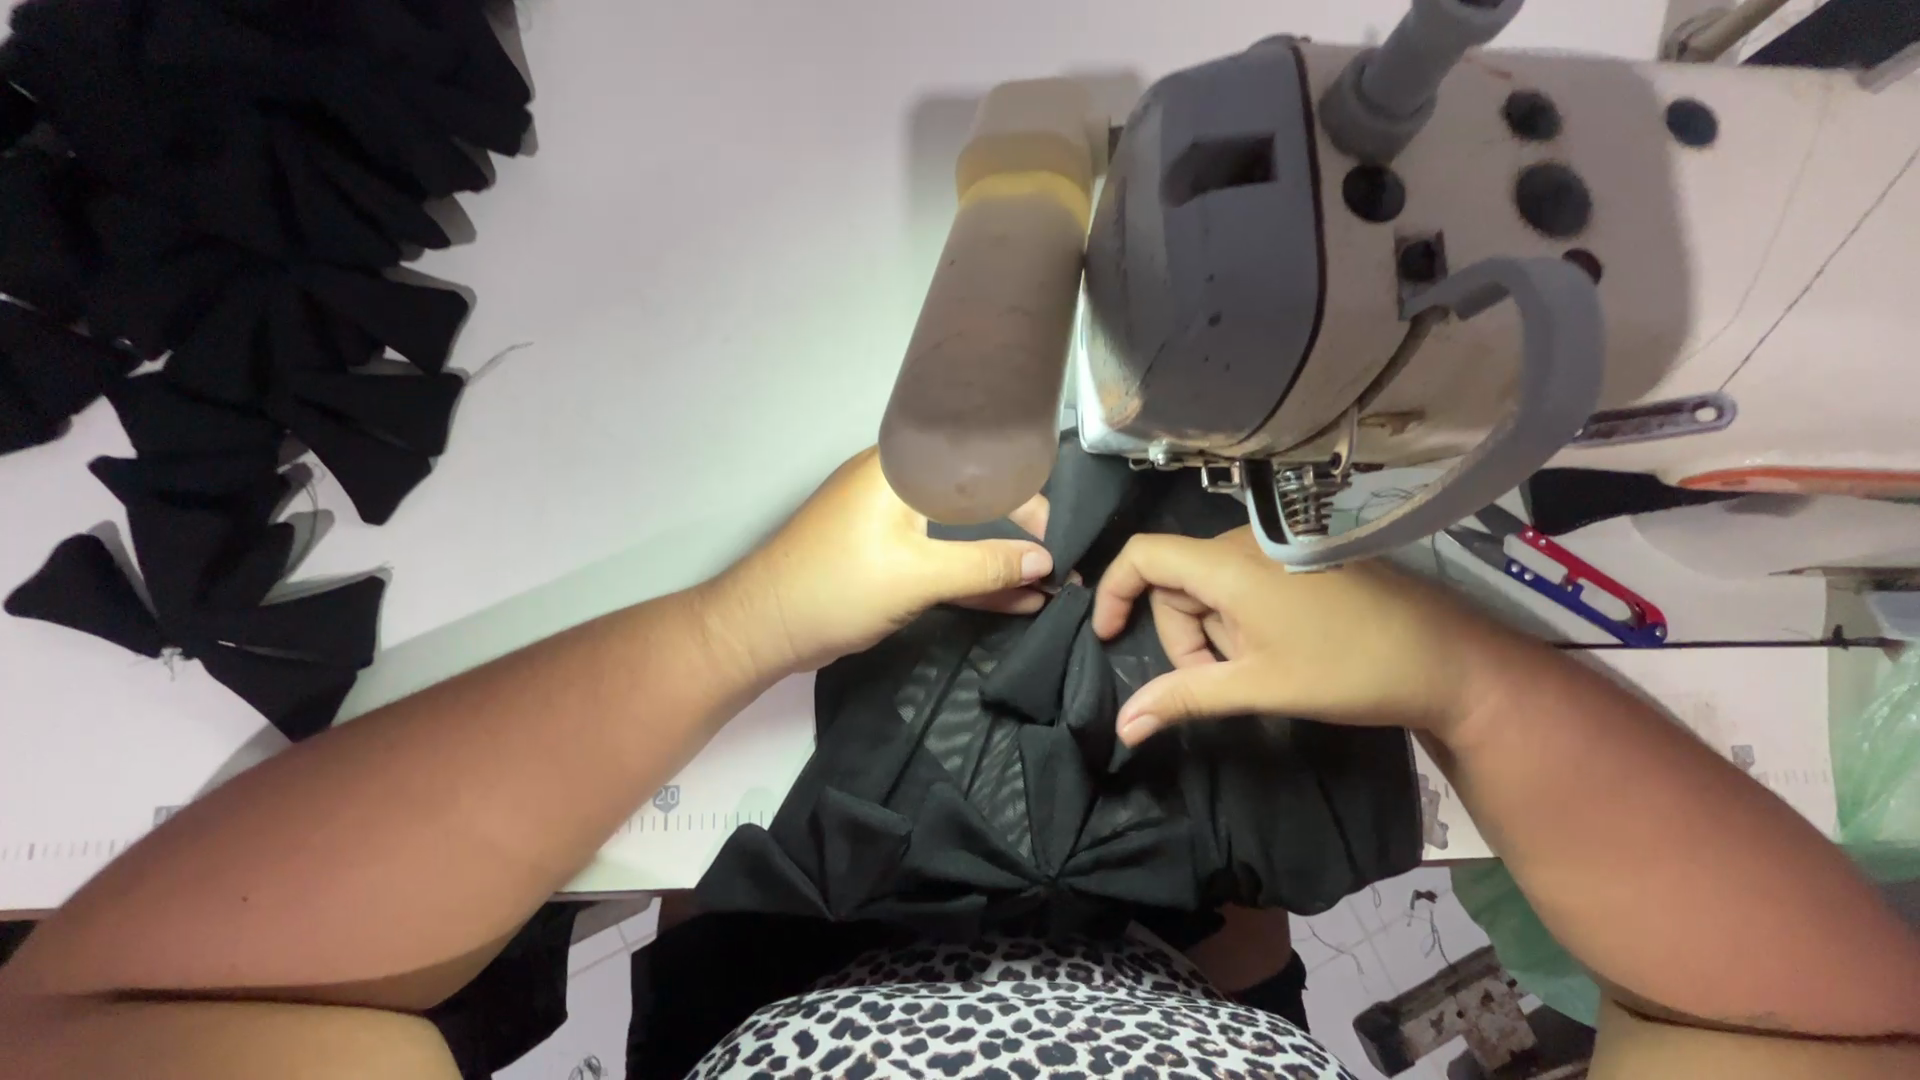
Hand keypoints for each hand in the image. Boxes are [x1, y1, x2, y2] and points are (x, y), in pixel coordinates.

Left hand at [703, 449, 1054, 675]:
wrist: (764, 628)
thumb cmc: (836, 586)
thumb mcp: (918, 575)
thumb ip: (984, 566)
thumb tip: (1046, 564)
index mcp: (901, 467)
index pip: (978, 463)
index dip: (1024, 494)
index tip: (1054, 532)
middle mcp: (897, 485)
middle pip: (972, 498)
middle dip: (1017, 531)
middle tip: (1054, 560)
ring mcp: (890, 524)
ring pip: (957, 534)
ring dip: (997, 561)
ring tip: (1045, 587)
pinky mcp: (886, 558)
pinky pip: (939, 560)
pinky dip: (970, 578)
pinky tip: (1012, 600)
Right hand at [1091, 527, 1508, 745]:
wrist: (1450, 659)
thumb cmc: (1349, 669)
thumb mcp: (1257, 687)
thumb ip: (1183, 698)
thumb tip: (1123, 727)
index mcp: (1227, 564)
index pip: (1141, 556)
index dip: (1112, 592)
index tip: (1106, 638)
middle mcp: (1242, 544)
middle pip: (1173, 582)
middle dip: (1181, 637)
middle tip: (1219, 682)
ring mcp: (1270, 550)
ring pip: (1205, 588)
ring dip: (1212, 634)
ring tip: (1258, 670)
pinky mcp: (1293, 561)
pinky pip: (1236, 585)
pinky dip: (1236, 622)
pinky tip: (1275, 650)